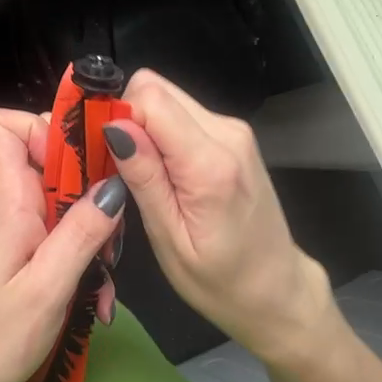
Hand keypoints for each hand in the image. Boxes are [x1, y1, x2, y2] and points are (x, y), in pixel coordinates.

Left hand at [0, 107, 123, 381]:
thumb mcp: (45, 291)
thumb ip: (80, 235)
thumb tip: (114, 185)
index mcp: (6, 202)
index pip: (2, 124)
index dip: (43, 127)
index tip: (82, 162)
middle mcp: (7, 203)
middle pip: (46, 157)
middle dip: (88, 186)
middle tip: (111, 231)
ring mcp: (12, 226)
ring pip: (59, 197)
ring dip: (90, 228)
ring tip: (105, 272)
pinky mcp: (19, 249)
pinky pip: (55, 231)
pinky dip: (79, 253)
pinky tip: (92, 293)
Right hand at [105, 70, 335, 368]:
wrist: (278, 292)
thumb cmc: (220, 281)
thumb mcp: (170, 240)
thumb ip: (144, 177)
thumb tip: (113, 125)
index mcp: (210, 163)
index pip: (150, 97)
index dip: (117, 115)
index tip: (103, 151)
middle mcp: (226, 132)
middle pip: (156, 88)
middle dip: (126, 117)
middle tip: (119, 166)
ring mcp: (233, 130)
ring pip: (166, 97)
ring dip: (143, 125)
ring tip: (141, 174)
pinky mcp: (233, 134)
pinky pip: (181, 112)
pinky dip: (161, 132)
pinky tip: (163, 171)